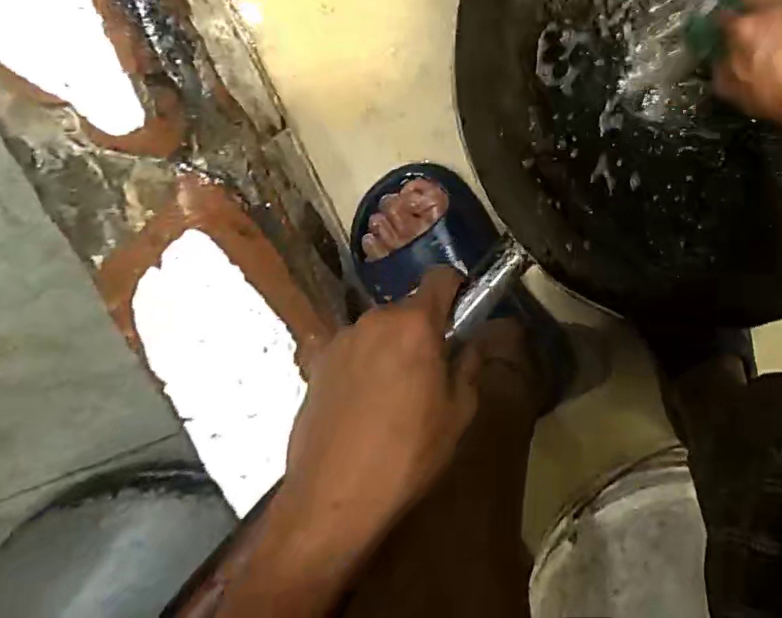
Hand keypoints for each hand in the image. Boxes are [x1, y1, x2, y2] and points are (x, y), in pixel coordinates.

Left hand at [277, 268, 482, 533]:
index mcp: (416, 324)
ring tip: (394, 390)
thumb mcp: (460, 411)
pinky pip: (344, 350)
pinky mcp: (313, 368)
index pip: (441, 277)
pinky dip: (356, 361)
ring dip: (390, 345)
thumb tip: (469, 344)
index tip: (463, 313)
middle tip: (433, 365)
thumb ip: (469, 365)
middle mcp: (375, 321)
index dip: (457, 288)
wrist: (331, 504)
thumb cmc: (408, 454)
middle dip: (424, 327)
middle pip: (408, 307)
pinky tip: (358, 393)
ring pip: (378, 330)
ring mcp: (339, 342)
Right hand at [713, 0, 781, 136]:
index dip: (719, 20)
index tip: (721, 28)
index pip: (721, 13)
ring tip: (771, 6)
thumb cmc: (770, 96)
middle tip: (744, 4)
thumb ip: (719, 67)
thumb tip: (718, 56)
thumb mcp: (731, 89)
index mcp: (741, 27)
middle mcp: (766, 10)